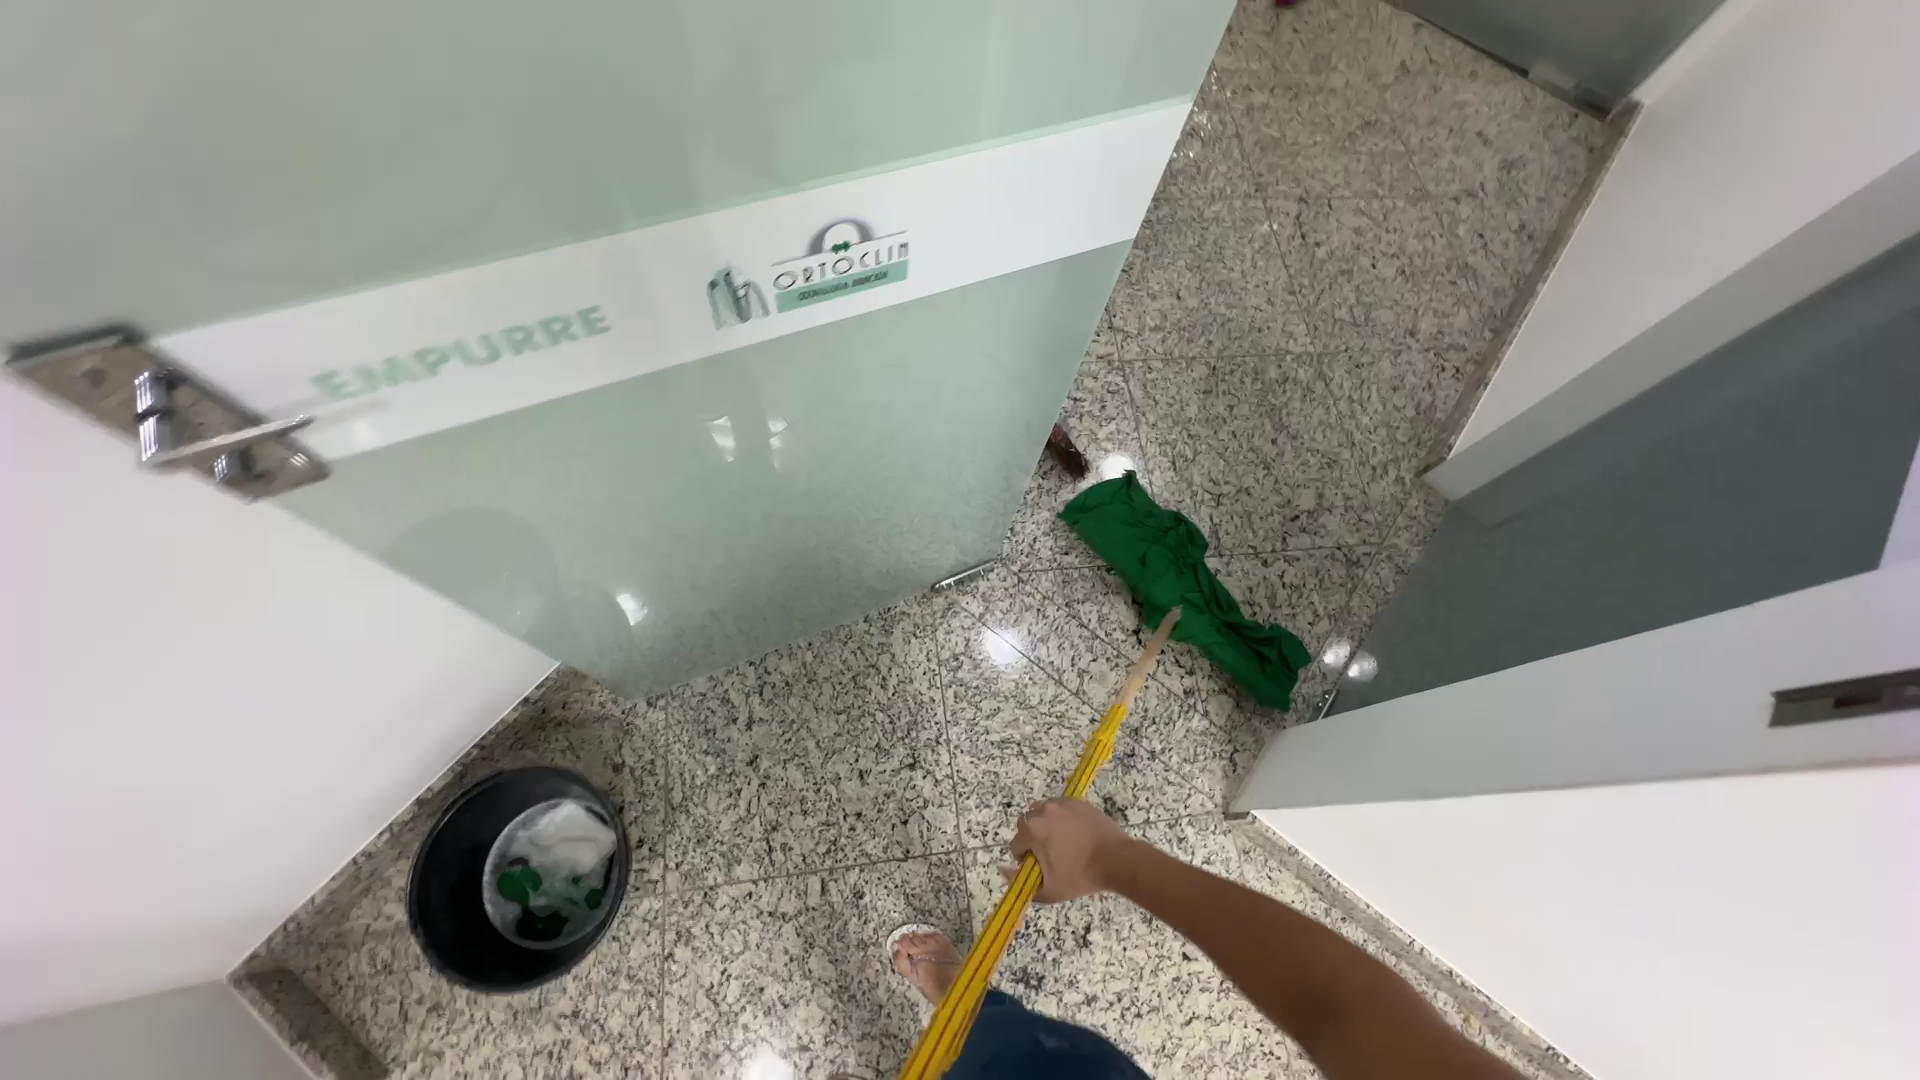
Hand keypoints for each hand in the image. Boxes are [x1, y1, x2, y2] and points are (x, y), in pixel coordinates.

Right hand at [1004, 798, 1133, 903]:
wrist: (1115, 859)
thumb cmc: (1080, 875)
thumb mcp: (1050, 890)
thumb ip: (1021, 884)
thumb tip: (1003, 871)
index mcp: (1032, 830)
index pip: (1016, 844)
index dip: (1025, 859)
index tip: (1040, 868)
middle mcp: (1043, 810)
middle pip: (1027, 824)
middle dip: (1033, 838)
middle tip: (1050, 855)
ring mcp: (1062, 803)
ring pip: (1043, 812)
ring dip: (1046, 825)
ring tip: (1063, 842)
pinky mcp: (1078, 802)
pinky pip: (1062, 808)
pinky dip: (1063, 818)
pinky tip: (1076, 834)